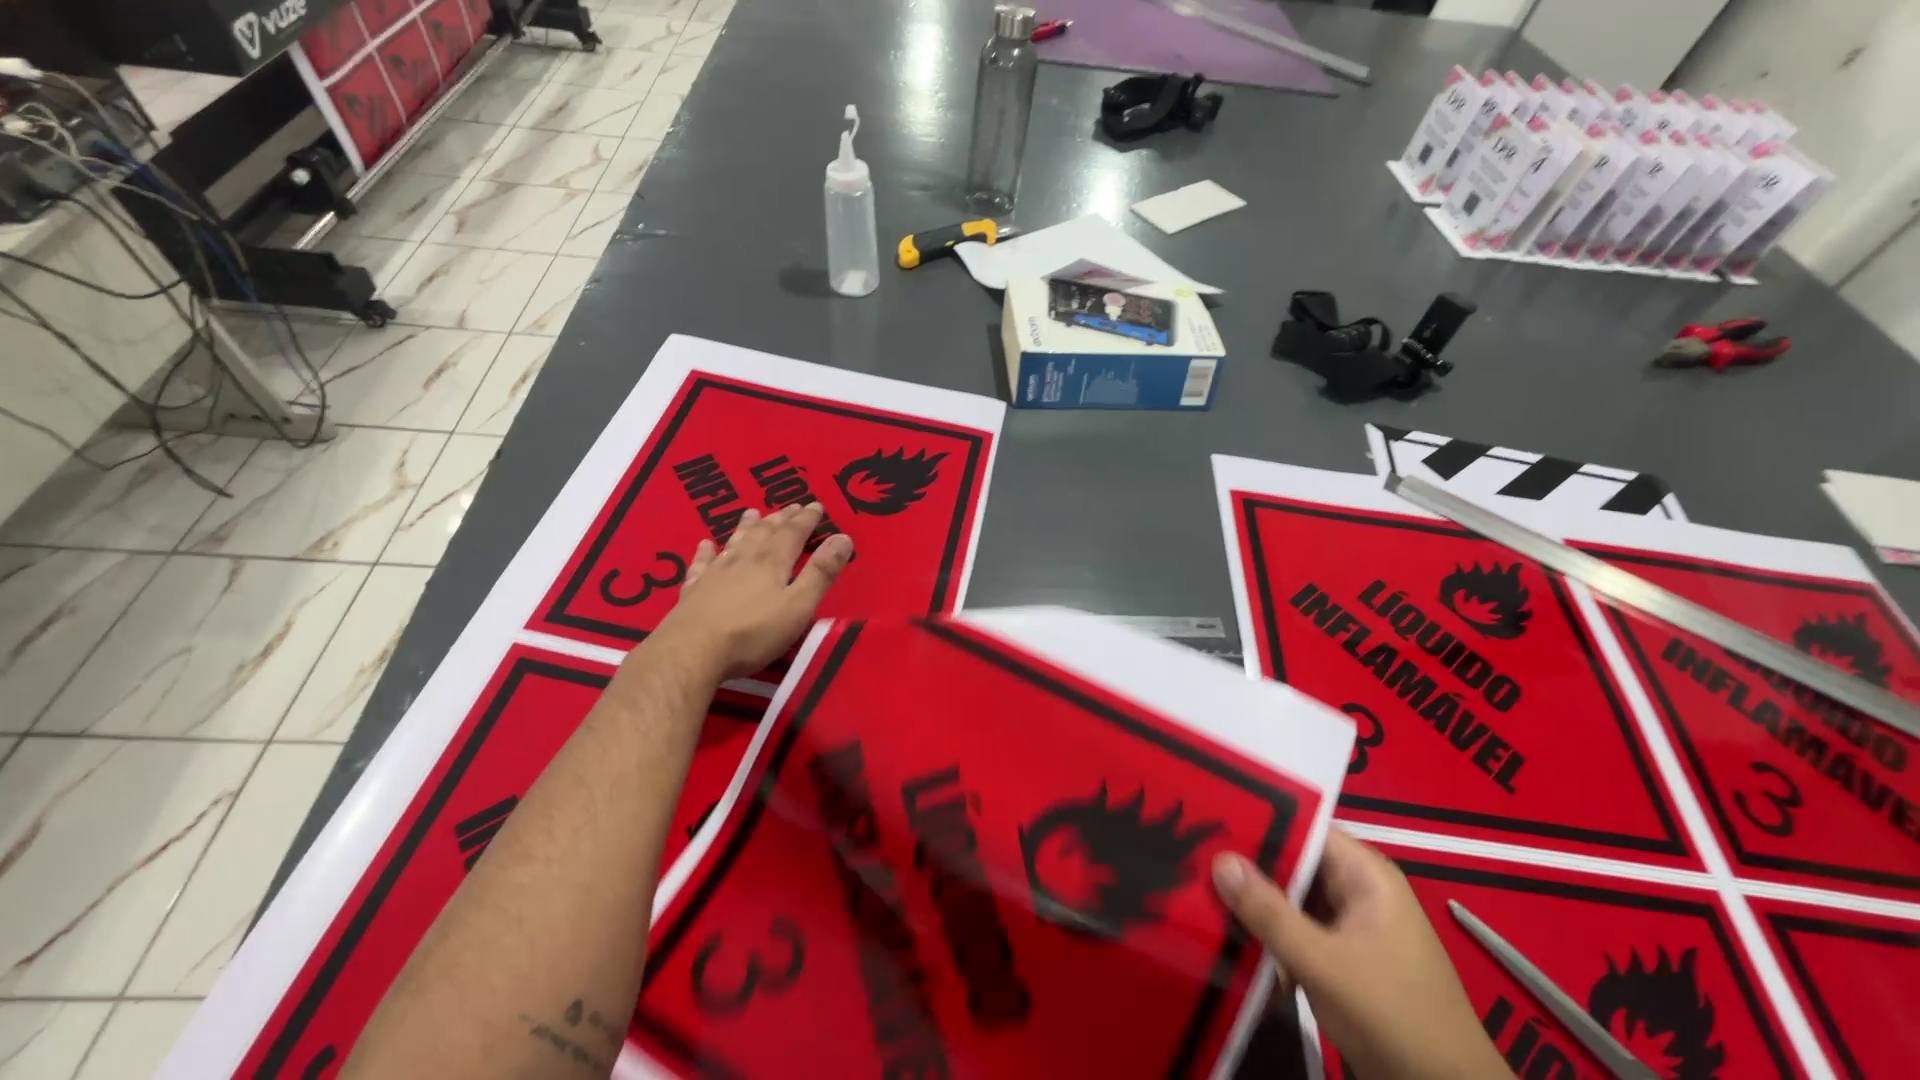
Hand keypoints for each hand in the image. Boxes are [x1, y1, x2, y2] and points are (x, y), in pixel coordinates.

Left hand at [653, 503, 853, 678]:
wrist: (693, 650)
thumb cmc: (753, 633)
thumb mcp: (798, 606)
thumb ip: (821, 573)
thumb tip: (843, 537)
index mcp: (773, 562)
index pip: (793, 533)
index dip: (807, 519)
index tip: (816, 505)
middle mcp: (744, 559)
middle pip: (765, 532)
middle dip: (781, 518)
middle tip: (791, 506)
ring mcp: (715, 573)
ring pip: (735, 542)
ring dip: (746, 526)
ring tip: (753, 512)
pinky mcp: (694, 590)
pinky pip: (701, 563)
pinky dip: (705, 551)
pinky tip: (705, 544)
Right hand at [1212, 832, 1511, 1079]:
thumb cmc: (1392, 1015)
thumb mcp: (1323, 963)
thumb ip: (1269, 912)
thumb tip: (1219, 859)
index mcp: (1366, 875)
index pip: (1305, 827)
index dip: (1259, 821)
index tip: (1208, 822)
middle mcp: (1358, 891)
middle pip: (1294, 863)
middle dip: (1248, 866)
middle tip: (1191, 859)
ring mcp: (1351, 927)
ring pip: (1292, 899)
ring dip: (1255, 902)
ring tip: (1196, 890)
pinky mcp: (1342, 959)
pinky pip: (1297, 930)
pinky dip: (1269, 933)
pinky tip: (1227, 933)